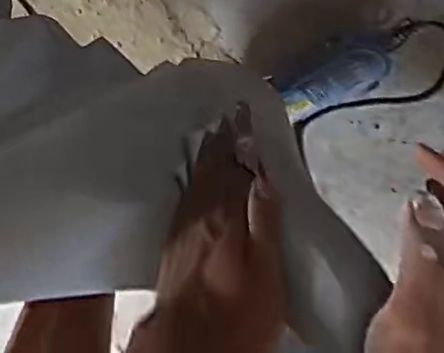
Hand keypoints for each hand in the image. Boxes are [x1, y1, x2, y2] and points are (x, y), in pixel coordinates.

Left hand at [130, 110, 286, 352]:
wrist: (189, 333)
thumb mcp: (268, 273)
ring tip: (216, 131)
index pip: (237, 164)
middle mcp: (200, 206)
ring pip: (198, 172)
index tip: (245, 113)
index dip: (243, 138)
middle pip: (213, 163)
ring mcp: (185, 216)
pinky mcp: (176, 229)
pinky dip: (196, 170)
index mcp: (226, 213)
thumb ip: (265, 221)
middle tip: (230, 114)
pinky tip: (198, 168)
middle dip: (223, 137)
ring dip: (208, 150)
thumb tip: (264, 176)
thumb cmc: (238, 311)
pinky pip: (187, 186)